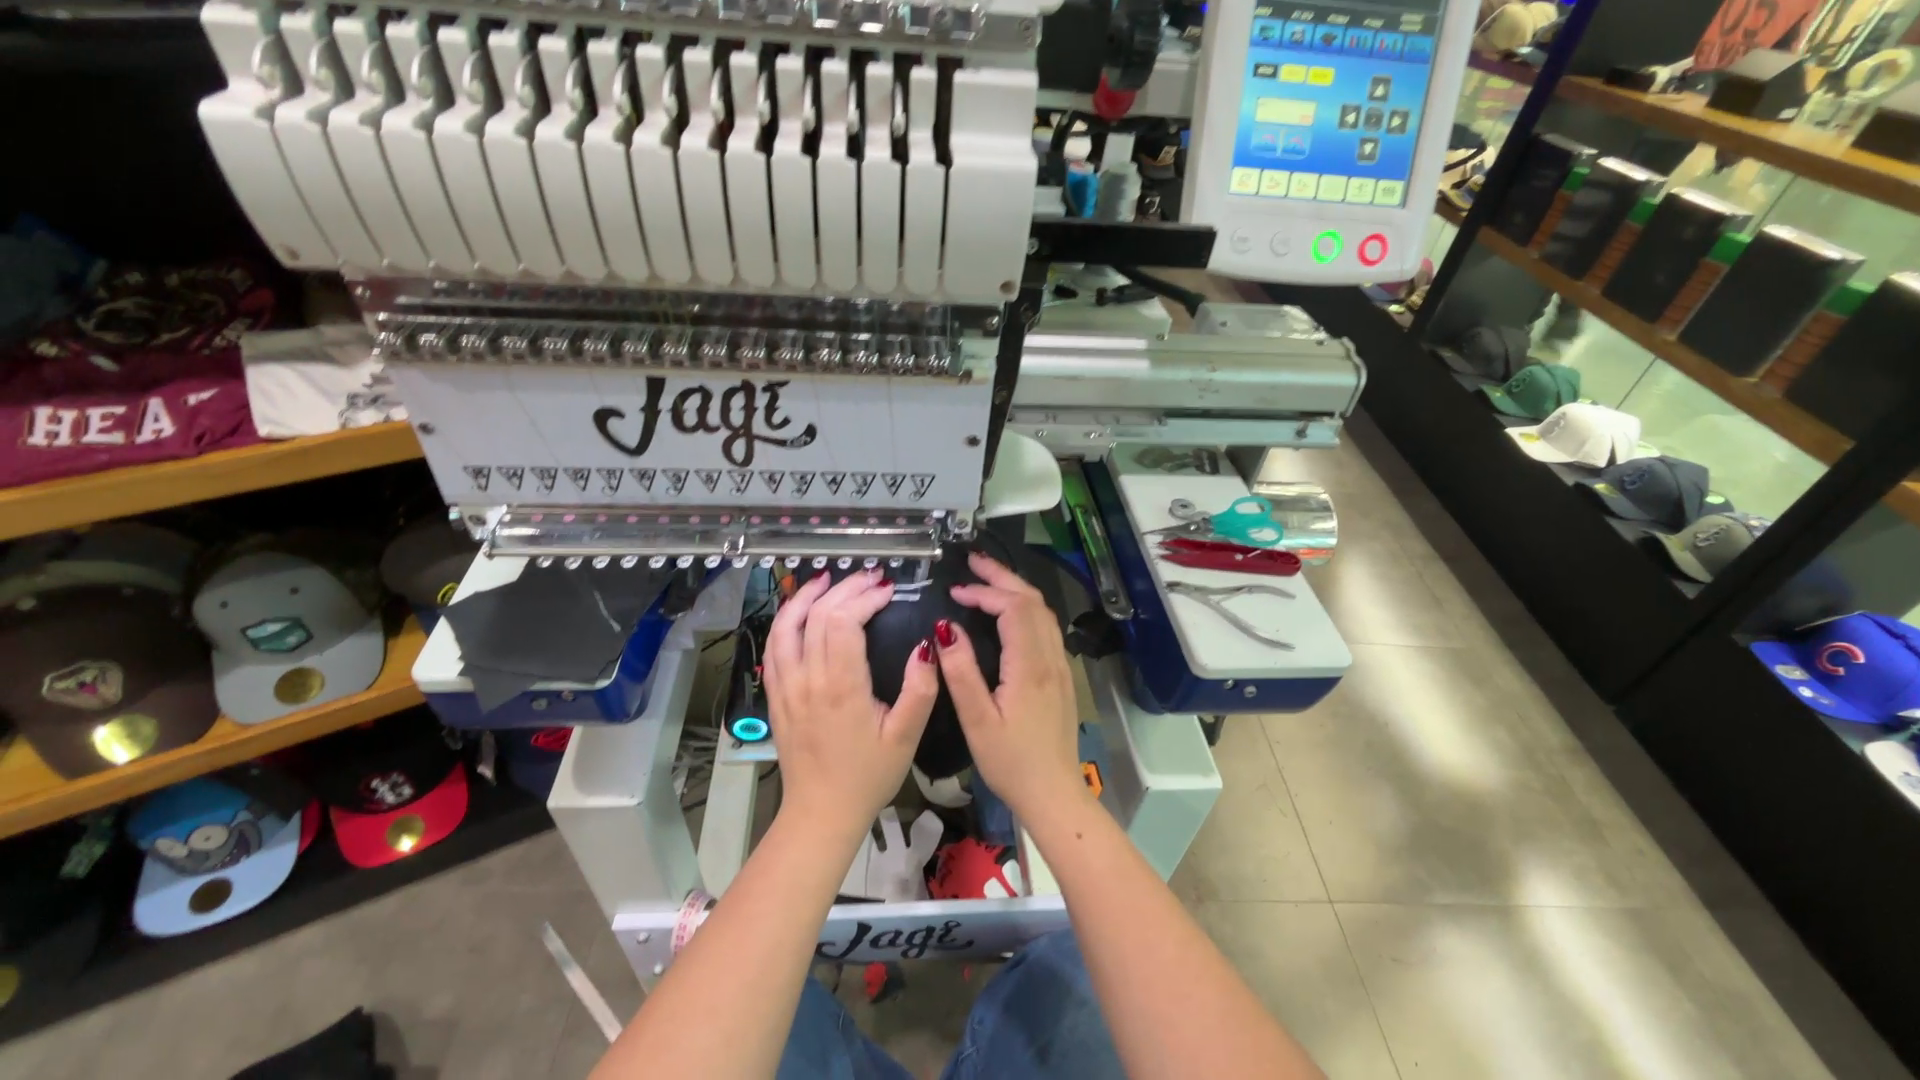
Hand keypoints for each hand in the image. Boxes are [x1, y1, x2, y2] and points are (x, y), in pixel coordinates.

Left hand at [764, 570, 937, 839]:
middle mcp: (808, 679)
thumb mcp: (906, 737)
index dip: (865, 597)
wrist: (822, 811)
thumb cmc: (868, 776)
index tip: (887, 590)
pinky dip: (785, 622)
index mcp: (841, 686)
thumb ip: (920, 689)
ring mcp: (786, 687)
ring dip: (805, 597)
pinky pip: (772, 648)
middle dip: (843, 589)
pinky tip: (798, 614)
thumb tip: (927, 646)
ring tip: (827, 581)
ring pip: (786, 626)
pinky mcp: (776, 697)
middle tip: (868, 579)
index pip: (844, 621)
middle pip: (816, 615)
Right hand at [937, 553, 1085, 818]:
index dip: (985, 592)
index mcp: (1029, 666)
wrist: (1053, 792)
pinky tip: (1010, 615)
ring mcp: (1060, 667)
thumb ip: (961, 672)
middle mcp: (1051, 658)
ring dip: (1017, 591)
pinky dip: (1026, 609)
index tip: (955, 591)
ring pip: (1044, 613)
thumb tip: (945, 629)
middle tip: (973, 563)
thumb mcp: (977, 720)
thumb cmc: (1011, 761)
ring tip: (988, 581)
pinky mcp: (1062, 677)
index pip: (1013, 608)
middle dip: (1003, 578)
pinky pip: (1047, 628)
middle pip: (1033, 601)